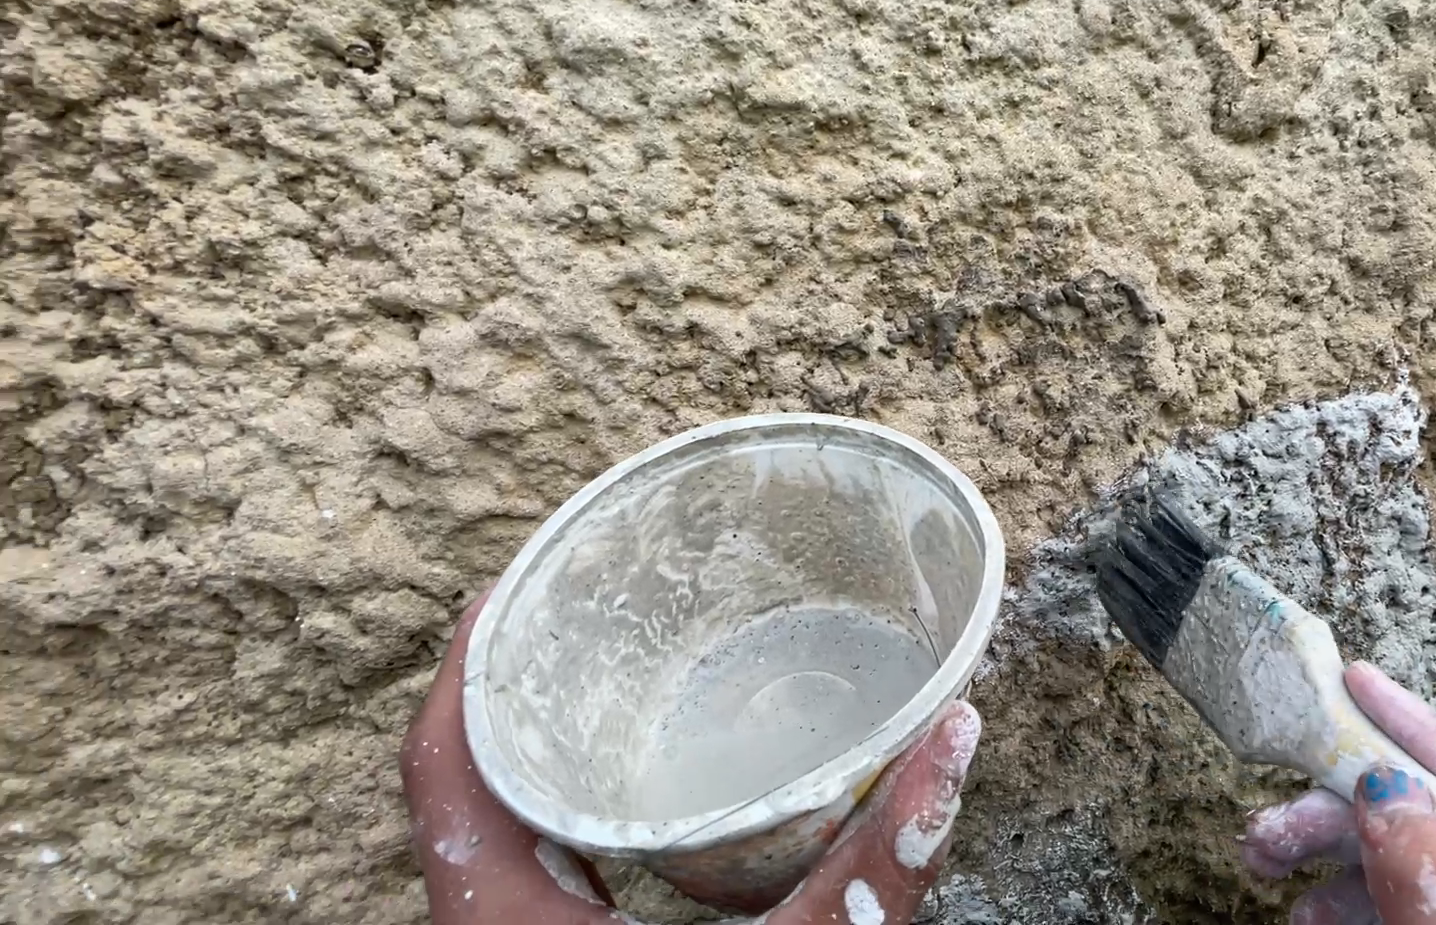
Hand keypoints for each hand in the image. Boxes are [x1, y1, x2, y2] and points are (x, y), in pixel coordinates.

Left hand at [401, 590, 979, 923]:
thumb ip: (879, 869)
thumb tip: (955, 735)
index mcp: (505, 921)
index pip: (445, 765)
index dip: (468, 662)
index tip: (511, 580)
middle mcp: (494, 923)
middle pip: (471, 772)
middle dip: (517, 676)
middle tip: (582, 599)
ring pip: (502, 811)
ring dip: (542, 729)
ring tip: (608, 658)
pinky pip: (537, 846)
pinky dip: (570, 787)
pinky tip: (636, 765)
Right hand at [1240, 662, 1435, 924]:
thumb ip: (1435, 894)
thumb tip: (1388, 789)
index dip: (1422, 728)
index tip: (1355, 679)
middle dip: (1340, 808)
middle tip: (1271, 820)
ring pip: (1414, 864)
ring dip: (1330, 854)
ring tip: (1266, 861)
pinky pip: (1410, 905)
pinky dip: (1353, 897)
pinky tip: (1312, 909)